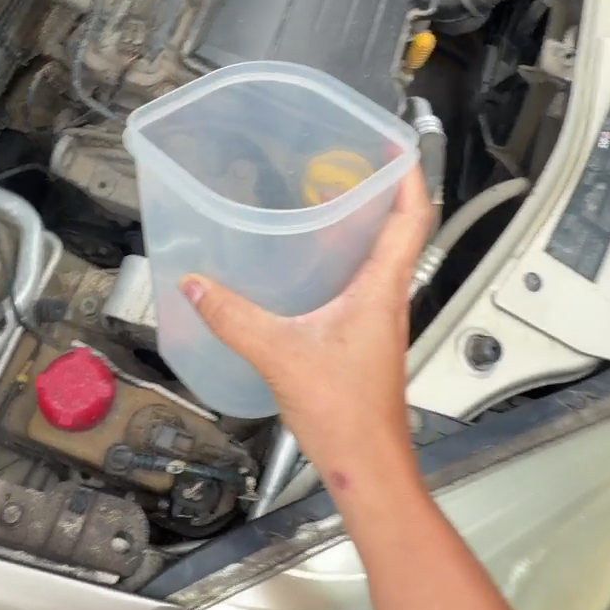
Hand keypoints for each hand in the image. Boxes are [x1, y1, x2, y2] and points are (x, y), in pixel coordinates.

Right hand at [180, 169, 435, 481]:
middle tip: (350, 162)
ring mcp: (380, 317)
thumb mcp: (280, 355)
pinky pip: (364, 281)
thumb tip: (197, 284)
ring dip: (364, 223)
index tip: (392, 145)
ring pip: (383, 255)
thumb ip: (235, 317)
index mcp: (382, 289)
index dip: (407, 176)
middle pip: (401, 229)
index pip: (412, 218)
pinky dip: (346, 258)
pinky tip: (311, 263)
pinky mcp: (365, 335)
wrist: (367, 465)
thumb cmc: (343, 413)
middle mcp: (389, 297)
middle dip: (381, 190)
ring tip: (329, 199)